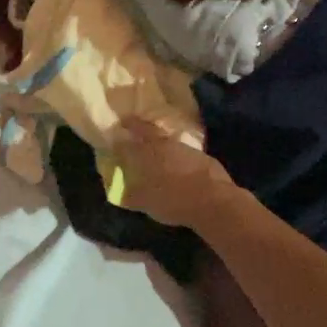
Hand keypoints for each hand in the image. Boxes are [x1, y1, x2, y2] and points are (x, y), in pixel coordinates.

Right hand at [112, 119, 240, 230]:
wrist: (213, 201)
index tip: (113, 136)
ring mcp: (184, 147)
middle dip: (136, 126)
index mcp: (145, 154)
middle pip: (146, 130)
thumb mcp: (146, 203)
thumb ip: (130, 195)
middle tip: (128, 124)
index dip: (117, 139)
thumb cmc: (173, 201)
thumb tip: (116, 190)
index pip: (125, 142)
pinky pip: (181, 149)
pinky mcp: (201, 155)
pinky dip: (174, 151)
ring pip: (165, 138)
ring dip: (157, 138)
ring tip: (151, 144)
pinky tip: (174, 160)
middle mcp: (163, 145)